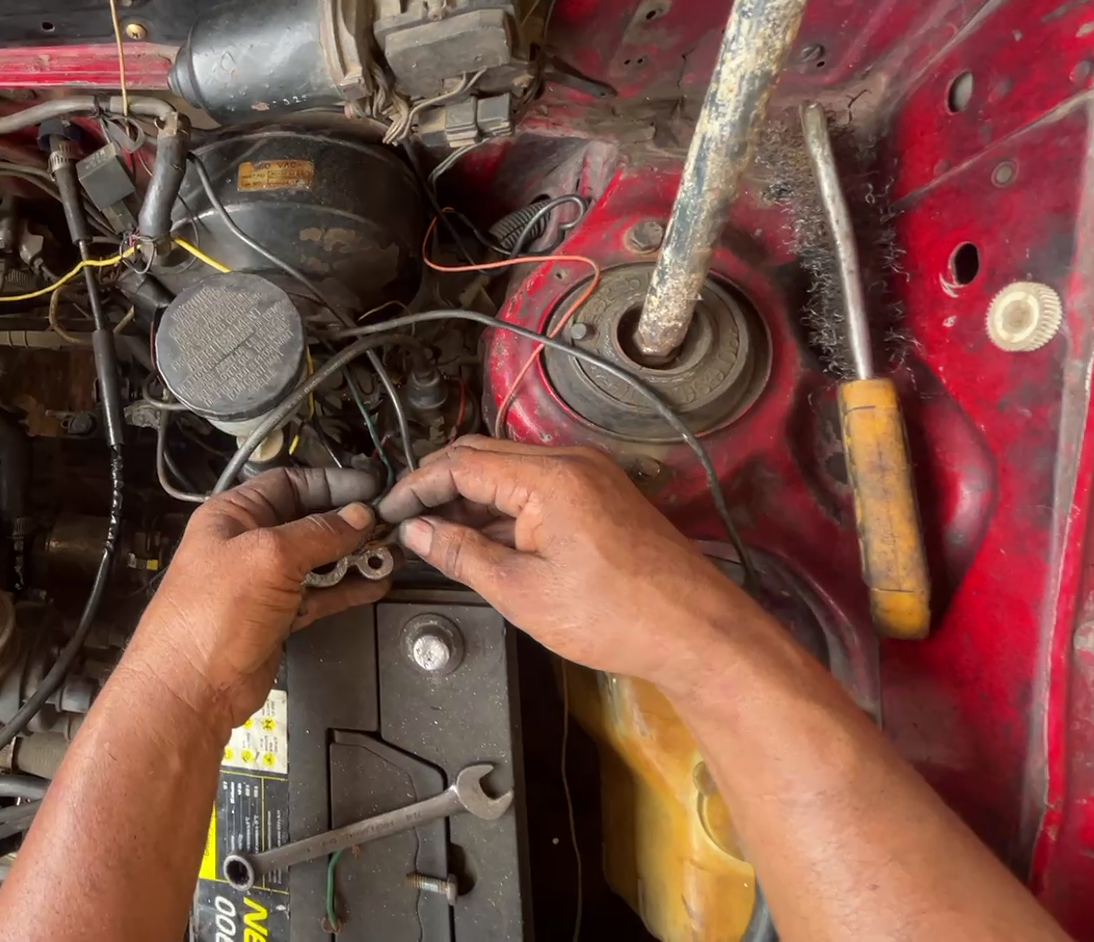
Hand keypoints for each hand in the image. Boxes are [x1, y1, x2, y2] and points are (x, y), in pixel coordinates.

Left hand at [121, 468, 387, 730]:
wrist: (192, 686)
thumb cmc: (214, 610)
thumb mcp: (268, 556)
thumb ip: (318, 533)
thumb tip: (359, 516)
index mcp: (233, 515)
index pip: (288, 484)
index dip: (330, 484)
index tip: (369, 489)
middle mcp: (248, 542)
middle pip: (307, 521)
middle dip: (347, 522)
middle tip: (389, 525)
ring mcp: (264, 581)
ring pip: (317, 560)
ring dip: (354, 557)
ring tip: (392, 554)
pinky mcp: (279, 616)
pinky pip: (319, 594)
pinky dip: (346, 589)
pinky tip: (375, 584)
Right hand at [377, 436, 761, 691]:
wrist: (702, 637)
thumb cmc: (618, 618)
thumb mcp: (520, 591)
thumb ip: (459, 553)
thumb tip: (416, 532)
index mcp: (549, 479)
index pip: (460, 464)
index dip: (416, 486)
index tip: (391, 511)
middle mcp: (569, 462)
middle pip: (479, 455)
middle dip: (436, 484)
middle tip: (406, 517)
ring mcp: (587, 474)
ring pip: (504, 469)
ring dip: (466, 495)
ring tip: (436, 531)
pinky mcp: (596, 492)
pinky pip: (531, 484)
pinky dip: (498, 505)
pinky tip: (479, 535)